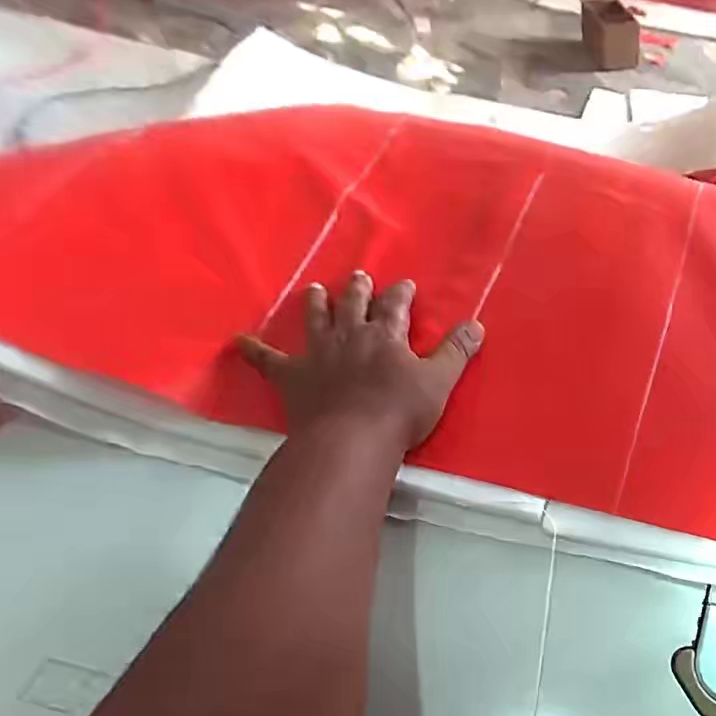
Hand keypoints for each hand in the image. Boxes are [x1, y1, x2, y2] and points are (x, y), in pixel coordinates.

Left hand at [237, 272, 483, 450]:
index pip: (395, 307)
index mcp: (385, 336)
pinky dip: (254, 350)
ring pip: (315, 320)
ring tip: (315, 290)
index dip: (401, 295)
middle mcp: (349, 336)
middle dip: (358, 290)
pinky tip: (238, 341)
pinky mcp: (292, 377)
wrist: (353, 439)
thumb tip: (477, 324)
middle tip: (358, 276)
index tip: (405, 285)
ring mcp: (318, 354)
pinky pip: (267, 360)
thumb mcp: (439, 381)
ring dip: (316, 304)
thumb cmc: (400, 412)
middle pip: (353, 305)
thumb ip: (456, 352)